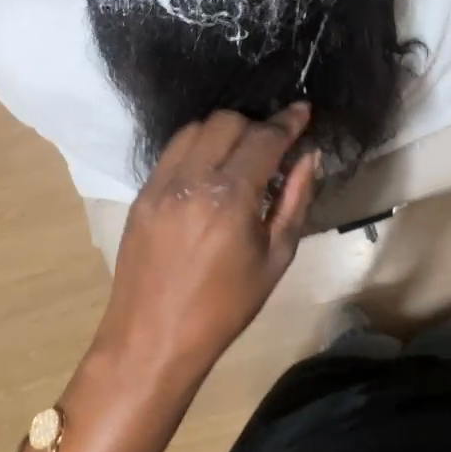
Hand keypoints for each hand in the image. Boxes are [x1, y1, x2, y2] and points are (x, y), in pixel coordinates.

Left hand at [96, 105, 319, 375]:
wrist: (153, 340)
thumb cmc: (225, 307)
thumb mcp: (275, 258)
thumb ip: (295, 200)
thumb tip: (309, 157)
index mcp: (230, 199)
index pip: (264, 139)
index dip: (288, 121)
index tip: (304, 111)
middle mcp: (192, 181)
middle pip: (228, 121)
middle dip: (257, 125)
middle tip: (274, 145)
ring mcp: (161, 185)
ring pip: (196, 128)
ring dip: (225, 131)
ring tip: (241, 155)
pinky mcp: (142, 194)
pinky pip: (173, 150)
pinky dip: (198, 146)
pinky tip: (211, 170)